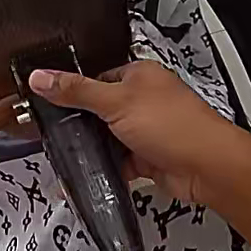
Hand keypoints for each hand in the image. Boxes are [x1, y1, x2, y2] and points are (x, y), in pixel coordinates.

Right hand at [26, 61, 250, 203]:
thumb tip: (43, 77)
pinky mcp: (148, 158)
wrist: (207, 167)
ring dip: (93, 149)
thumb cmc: (177, 126)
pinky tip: (89, 174)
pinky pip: (119, 163)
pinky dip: (106, 169)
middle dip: (81, 125)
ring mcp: (146, 131)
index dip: (73, 90)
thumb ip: (77, 91)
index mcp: (139, 76)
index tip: (48, 102)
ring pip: (109, 139)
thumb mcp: (117, 102)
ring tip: (68, 156)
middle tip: (54, 134)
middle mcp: (144, 101)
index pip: (97, 77)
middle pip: (101, 111)